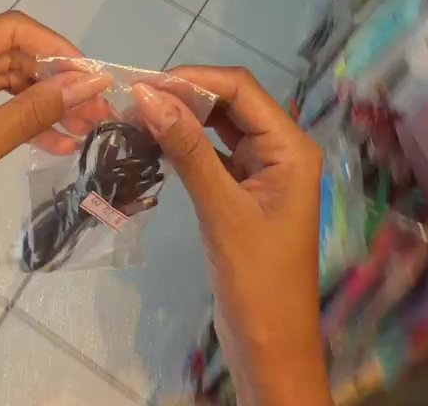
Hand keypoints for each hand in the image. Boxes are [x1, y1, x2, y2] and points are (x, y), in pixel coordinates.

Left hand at [0, 12, 110, 354]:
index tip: (94, 76)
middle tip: (97, 110)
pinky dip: (22, 123)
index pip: (9, 29)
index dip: (56, 48)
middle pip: (9, 54)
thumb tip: (90, 82)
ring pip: (4, 83)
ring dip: (43, 103)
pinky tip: (56, 143)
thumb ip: (33, 111)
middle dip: (54, 80)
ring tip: (85, 130)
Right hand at [133, 68, 329, 405]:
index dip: (194, 79)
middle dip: (187, 94)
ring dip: (185, 116)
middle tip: (136, 99)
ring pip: (223, 124)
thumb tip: (147, 96)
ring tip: (140, 114)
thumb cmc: (256, 278)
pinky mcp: (247, 188)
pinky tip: (158, 142)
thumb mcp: (221, 209)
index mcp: (291, 146)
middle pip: (232, 101)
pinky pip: (217, 150)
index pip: (241, 89)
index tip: (145, 84)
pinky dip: (189, 143)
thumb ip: (187, 148)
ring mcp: (265, 168)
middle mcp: (282, 148)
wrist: (271, 347)